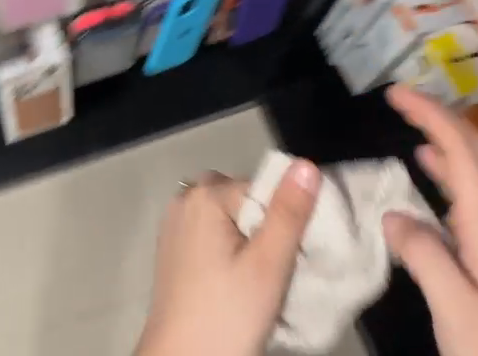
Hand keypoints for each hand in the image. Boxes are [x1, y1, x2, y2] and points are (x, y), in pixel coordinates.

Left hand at [136, 160, 320, 355]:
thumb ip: (288, 213)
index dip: (284, 218)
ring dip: (245, 235)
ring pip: (225, 214)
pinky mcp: (171, 248)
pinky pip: (208, 231)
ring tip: (257, 277)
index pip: (262, 188)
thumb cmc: (228, 314)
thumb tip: (306, 163)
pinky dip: (226, 246)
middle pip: (241, 197)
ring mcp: (174, 223)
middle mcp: (184, 198)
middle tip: (275, 266)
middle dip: (263, 224)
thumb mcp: (269, 265)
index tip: (293, 254)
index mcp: (206, 195)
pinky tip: (235, 280)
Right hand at [382, 85, 477, 355]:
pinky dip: (442, 167)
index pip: (464, 154)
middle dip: (439, 116)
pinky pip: (463, 193)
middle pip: (475, 154)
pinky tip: (424, 170)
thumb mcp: (456, 310)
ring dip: (442, 136)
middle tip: (399, 98)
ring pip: (472, 171)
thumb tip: (393, 215)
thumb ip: (426, 259)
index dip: (432, 116)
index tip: (395, 94)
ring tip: (409, 120)